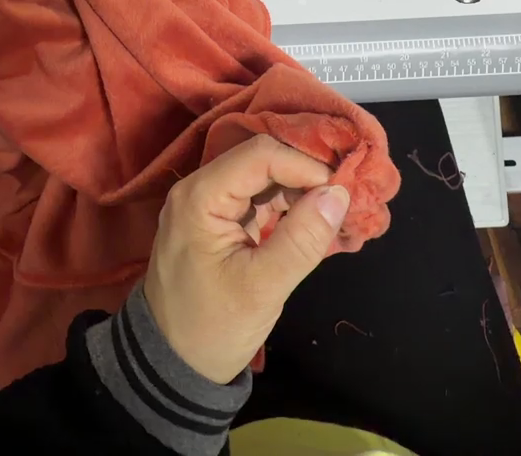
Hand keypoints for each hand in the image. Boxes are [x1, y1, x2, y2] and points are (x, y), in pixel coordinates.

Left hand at [142, 135, 350, 382]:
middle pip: (262, 161)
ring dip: (303, 192)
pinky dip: (290, 208)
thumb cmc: (211, 326)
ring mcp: (210, 203)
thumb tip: (338, 193)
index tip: (343, 190)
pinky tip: (320, 221)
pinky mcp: (222, 220)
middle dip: (307, 176)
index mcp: (200, 196)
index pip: (259, 156)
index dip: (304, 166)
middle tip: (349, 199)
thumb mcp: (261, 288)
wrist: (171, 363)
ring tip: (342, 211)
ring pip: (265, 179)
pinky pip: (260, 200)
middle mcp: (201, 187)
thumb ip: (300, 239)